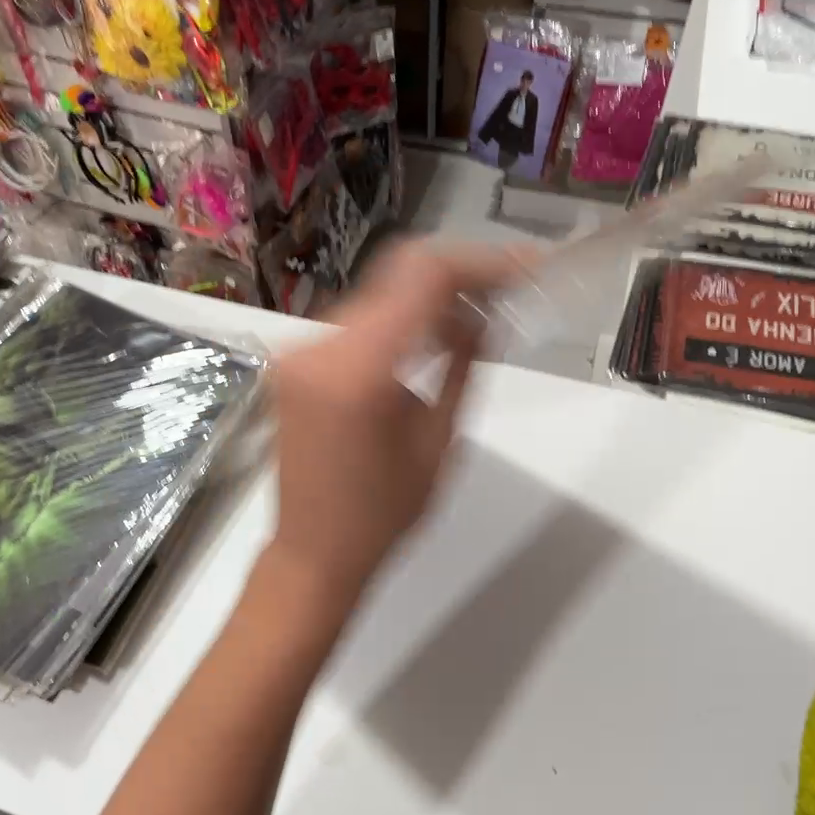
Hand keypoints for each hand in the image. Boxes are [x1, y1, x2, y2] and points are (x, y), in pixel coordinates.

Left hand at [268, 240, 522, 591]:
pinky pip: (353, 324)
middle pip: (398, 278)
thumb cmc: (383, 514)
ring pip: (376, 298)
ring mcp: (296, 352)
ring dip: (424, 303)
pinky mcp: (289, 363)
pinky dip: (393, 324)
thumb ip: (462, 365)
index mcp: (358, 370)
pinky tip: (425, 343)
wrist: (312, 552)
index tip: (525, 266)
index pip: (424, 277)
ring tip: (470, 324)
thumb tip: (485, 315)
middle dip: (456, 280)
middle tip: (505, 294)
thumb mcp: (439, 441)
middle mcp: (317, 346)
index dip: (480, 263)